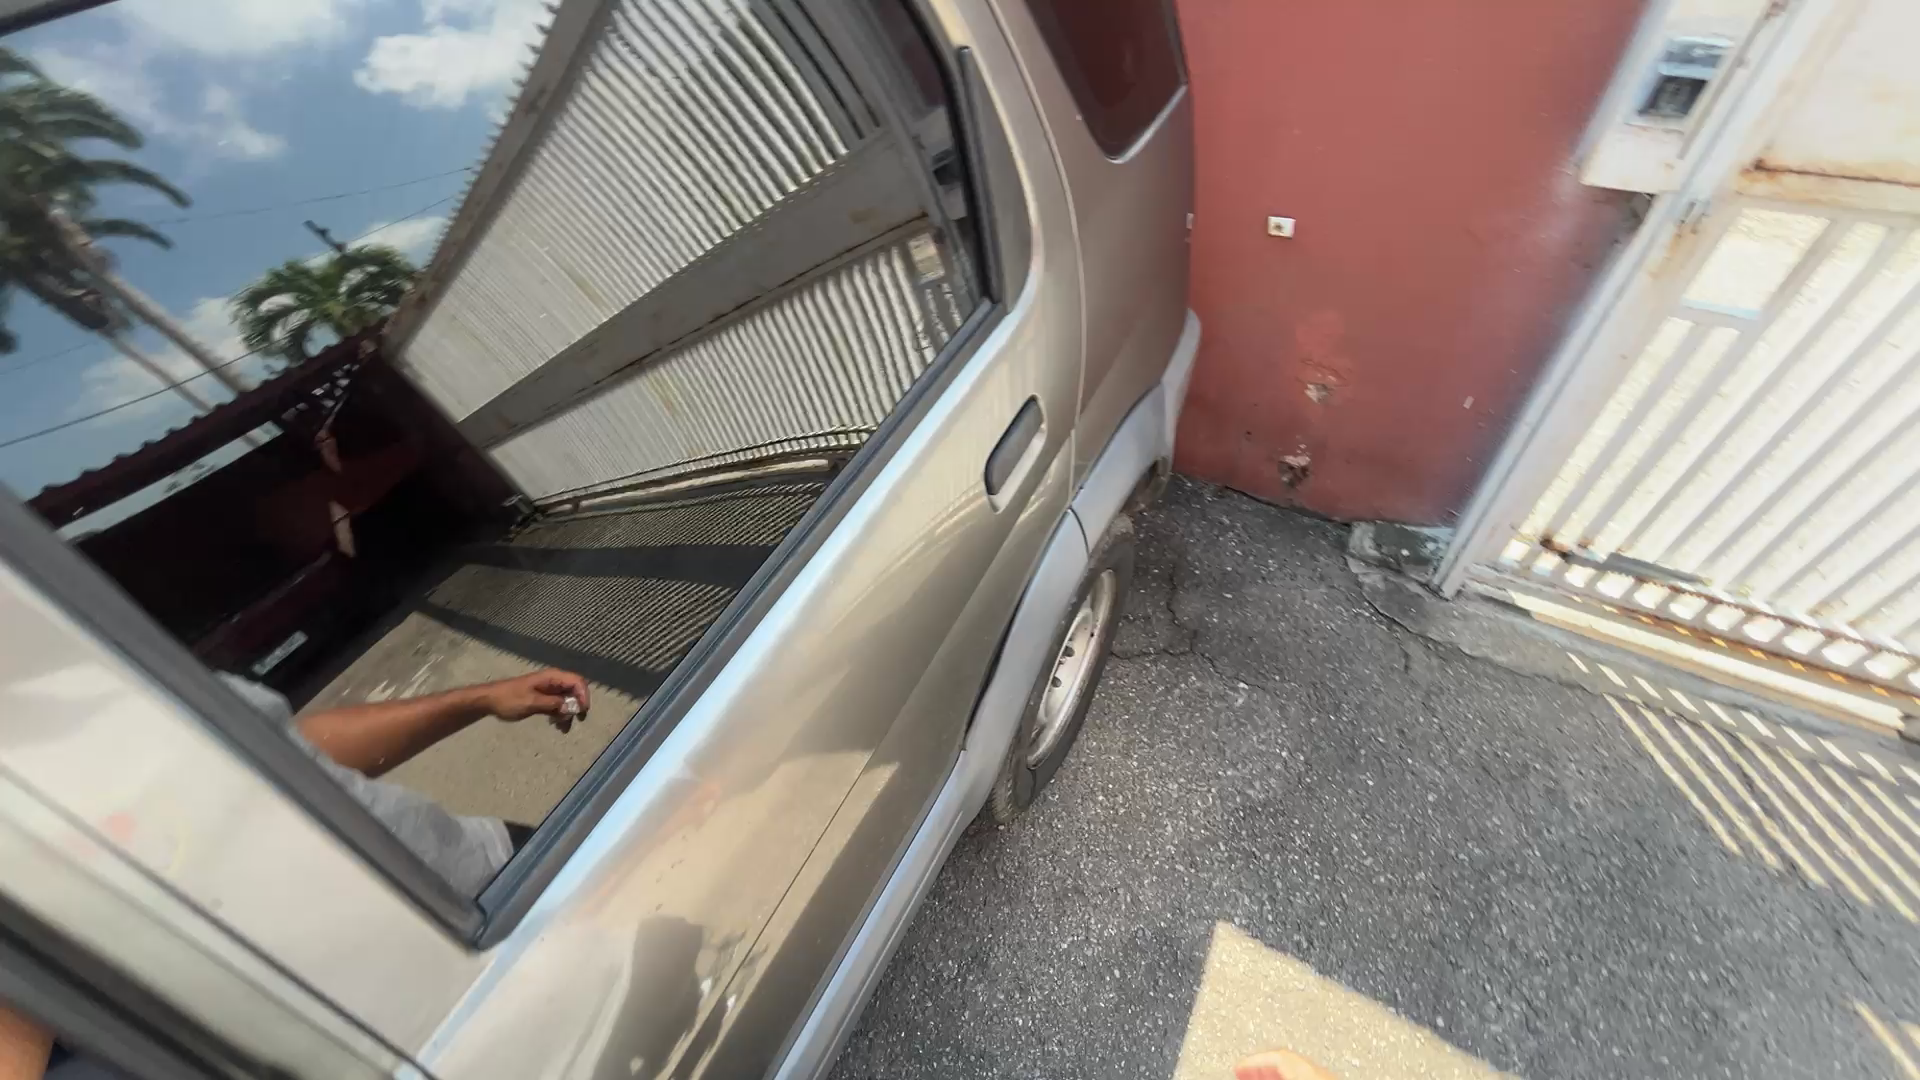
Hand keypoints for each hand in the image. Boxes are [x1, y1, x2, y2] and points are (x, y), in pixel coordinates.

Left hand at [476, 669, 590, 730]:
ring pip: (568, 700)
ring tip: (563, 728)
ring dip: (569, 713)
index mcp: (552, 677)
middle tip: (577, 720)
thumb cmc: (509, 699)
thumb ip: (553, 704)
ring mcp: (549, 690)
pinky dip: (560, 715)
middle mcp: (554, 682)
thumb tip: (572, 707)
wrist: (489, 701)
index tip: (583, 711)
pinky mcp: (544, 699)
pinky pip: (559, 706)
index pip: (577, 682)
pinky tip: (557, 726)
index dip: (584, 695)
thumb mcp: (531, 702)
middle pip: (575, 691)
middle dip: (577, 706)